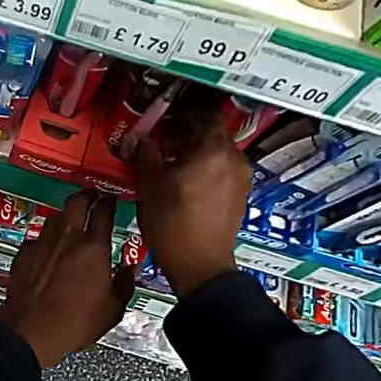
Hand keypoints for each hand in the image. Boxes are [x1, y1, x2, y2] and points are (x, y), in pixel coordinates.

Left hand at [0, 190, 136, 368]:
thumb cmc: (75, 322)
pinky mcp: (24, 254)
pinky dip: (45, 239)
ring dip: (66, 215)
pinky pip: (37, 238)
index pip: (104, 211)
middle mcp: (67, 239)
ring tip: (72, 220)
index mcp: (93, 247)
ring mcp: (42, 244)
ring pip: (56, 217)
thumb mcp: (113, 309)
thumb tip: (129, 270)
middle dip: (86, 195)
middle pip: (76, 202)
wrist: (32, 331)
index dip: (109, 202)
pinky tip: (48, 248)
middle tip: (92, 196)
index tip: (111, 200)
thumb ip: (124, 284)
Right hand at [129, 107, 249, 296]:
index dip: (181, 113)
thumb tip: (139, 138)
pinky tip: (184, 184)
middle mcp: (234, 160)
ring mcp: (241, 179)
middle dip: (186, 134)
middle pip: (212, 133)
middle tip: (161, 142)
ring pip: (217, 153)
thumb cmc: (173, 224)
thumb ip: (145, 153)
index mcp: (214, 150)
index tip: (163, 119)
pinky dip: (205, 169)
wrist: (199, 266)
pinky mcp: (240, 197)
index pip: (203, 114)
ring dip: (195, 153)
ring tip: (170, 165)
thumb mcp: (149, 184)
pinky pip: (222, 171)